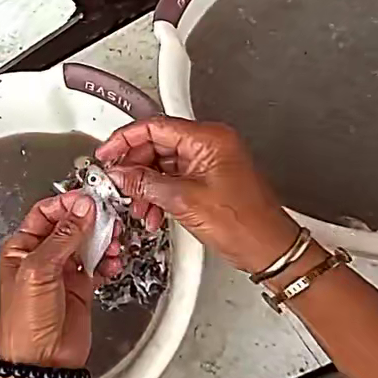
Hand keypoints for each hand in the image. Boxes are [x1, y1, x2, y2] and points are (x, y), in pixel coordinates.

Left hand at [0, 191, 107, 370]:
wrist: (42, 361)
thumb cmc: (26, 321)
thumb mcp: (40, 271)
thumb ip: (63, 238)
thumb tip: (81, 209)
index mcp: (22, 247)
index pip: (45, 213)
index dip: (67, 203)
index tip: (89, 199)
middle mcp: (41, 256)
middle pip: (69, 225)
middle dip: (90, 220)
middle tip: (109, 220)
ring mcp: (62, 271)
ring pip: (87, 243)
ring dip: (103, 239)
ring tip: (113, 244)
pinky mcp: (80, 287)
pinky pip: (98, 263)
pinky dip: (108, 260)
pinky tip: (112, 262)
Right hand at [94, 117, 300, 274]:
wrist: (271, 250)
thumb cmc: (245, 225)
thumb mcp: (183, 201)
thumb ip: (144, 183)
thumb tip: (119, 174)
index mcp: (208, 140)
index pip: (154, 127)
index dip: (124, 140)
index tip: (106, 153)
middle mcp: (209, 145)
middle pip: (154, 145)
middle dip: (133, 167)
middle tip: (117, 182)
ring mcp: (208, 161)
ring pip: (160, 163)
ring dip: (143, 184)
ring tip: (136, 203)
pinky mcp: (206, 178)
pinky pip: (171, 177)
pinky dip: (156, 192)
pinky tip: (150, 209)